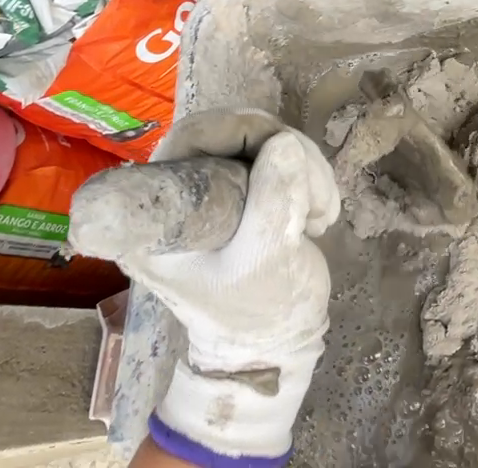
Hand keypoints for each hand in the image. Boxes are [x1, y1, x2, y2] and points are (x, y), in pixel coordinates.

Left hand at [94, 111, 339, 466]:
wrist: (274, 346)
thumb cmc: (257, 314)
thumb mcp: (265, 262)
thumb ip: (272, 204)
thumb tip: (283, 142)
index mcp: (157, 216)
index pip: (187, 140)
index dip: (235, 130)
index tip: (280, 156)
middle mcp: (177, 195)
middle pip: (231, 131)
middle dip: (284, 150)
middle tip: (315, 191)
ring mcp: (212, 191)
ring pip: (262, 140)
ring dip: (304, 166)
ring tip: (320, 213)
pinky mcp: (242, 192)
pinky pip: (278, 157)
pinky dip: (309, 175)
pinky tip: (318, 214)